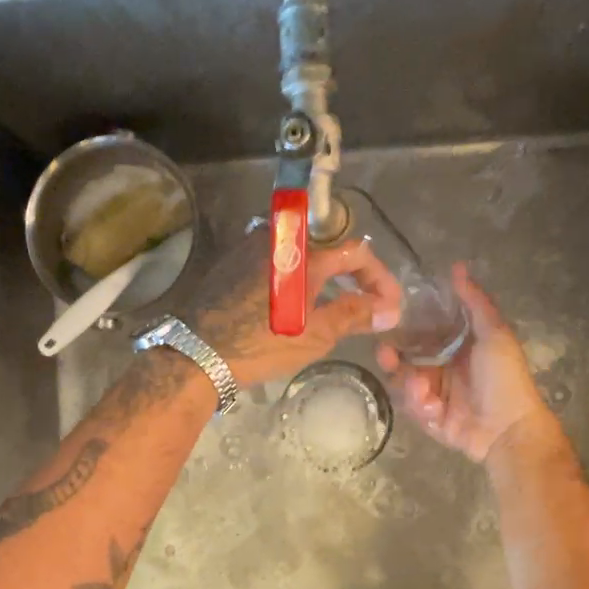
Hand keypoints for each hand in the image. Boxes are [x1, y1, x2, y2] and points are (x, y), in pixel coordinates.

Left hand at [191, 227, 402, 388]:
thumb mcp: (315, 334)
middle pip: (331, 245)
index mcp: (307, 253)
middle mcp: (282, 237)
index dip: (379, 278)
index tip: (390, 306)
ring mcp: (255, 245)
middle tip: (368, 302)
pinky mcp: (236, 258)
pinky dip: (299, 274)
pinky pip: (280, 257)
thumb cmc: (261, 344)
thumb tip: (388, 310)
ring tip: (339, 302)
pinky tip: (302, 299)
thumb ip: (355, 315)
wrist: (198, 351)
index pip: (358, 252)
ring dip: (327, 273)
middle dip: (355, 274)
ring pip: (304, 250)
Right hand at [378, 263, 552, 463]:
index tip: (389, 316)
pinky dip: (419, 406)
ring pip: (403, 382)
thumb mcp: (494, 333)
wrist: (508, 428)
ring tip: (418, 388)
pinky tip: (433, 407)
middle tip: (385, 354)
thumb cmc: (503, 377)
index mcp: (456, 345)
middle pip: (404, 356)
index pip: (421, 329)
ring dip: (406, 383)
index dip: (404, 324)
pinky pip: (411, 407)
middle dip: (392, 356)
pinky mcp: (428, 417)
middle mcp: (441, 366)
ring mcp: (433, 393)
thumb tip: (457, 266)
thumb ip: (474, 301)